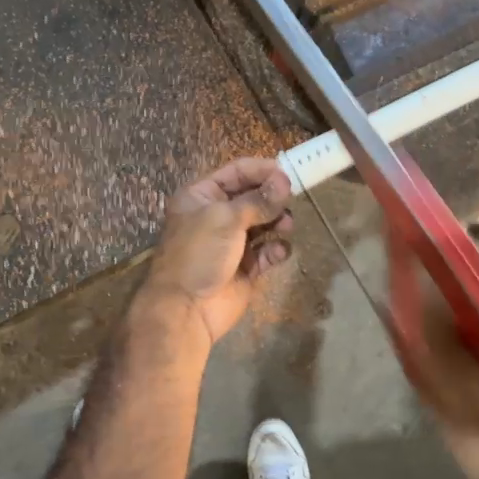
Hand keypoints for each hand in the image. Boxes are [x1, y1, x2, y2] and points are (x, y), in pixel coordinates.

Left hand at [139, 157, 295, 347]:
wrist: (186, 309)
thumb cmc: (199, 253)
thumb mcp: (225, 219)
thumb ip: (258, 200)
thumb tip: (285, 180)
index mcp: (201, 196)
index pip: (236, 172)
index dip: (263, 170)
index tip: (289, 172)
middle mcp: (216, 215)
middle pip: (253, 196)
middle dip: (273, 197)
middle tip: (291, 200)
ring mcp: (231, 241)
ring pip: (263, 222)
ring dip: (278, 221)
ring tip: (287, 225)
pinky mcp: (245, 266)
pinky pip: (267, 251)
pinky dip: (275, 249)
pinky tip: (278, 252)